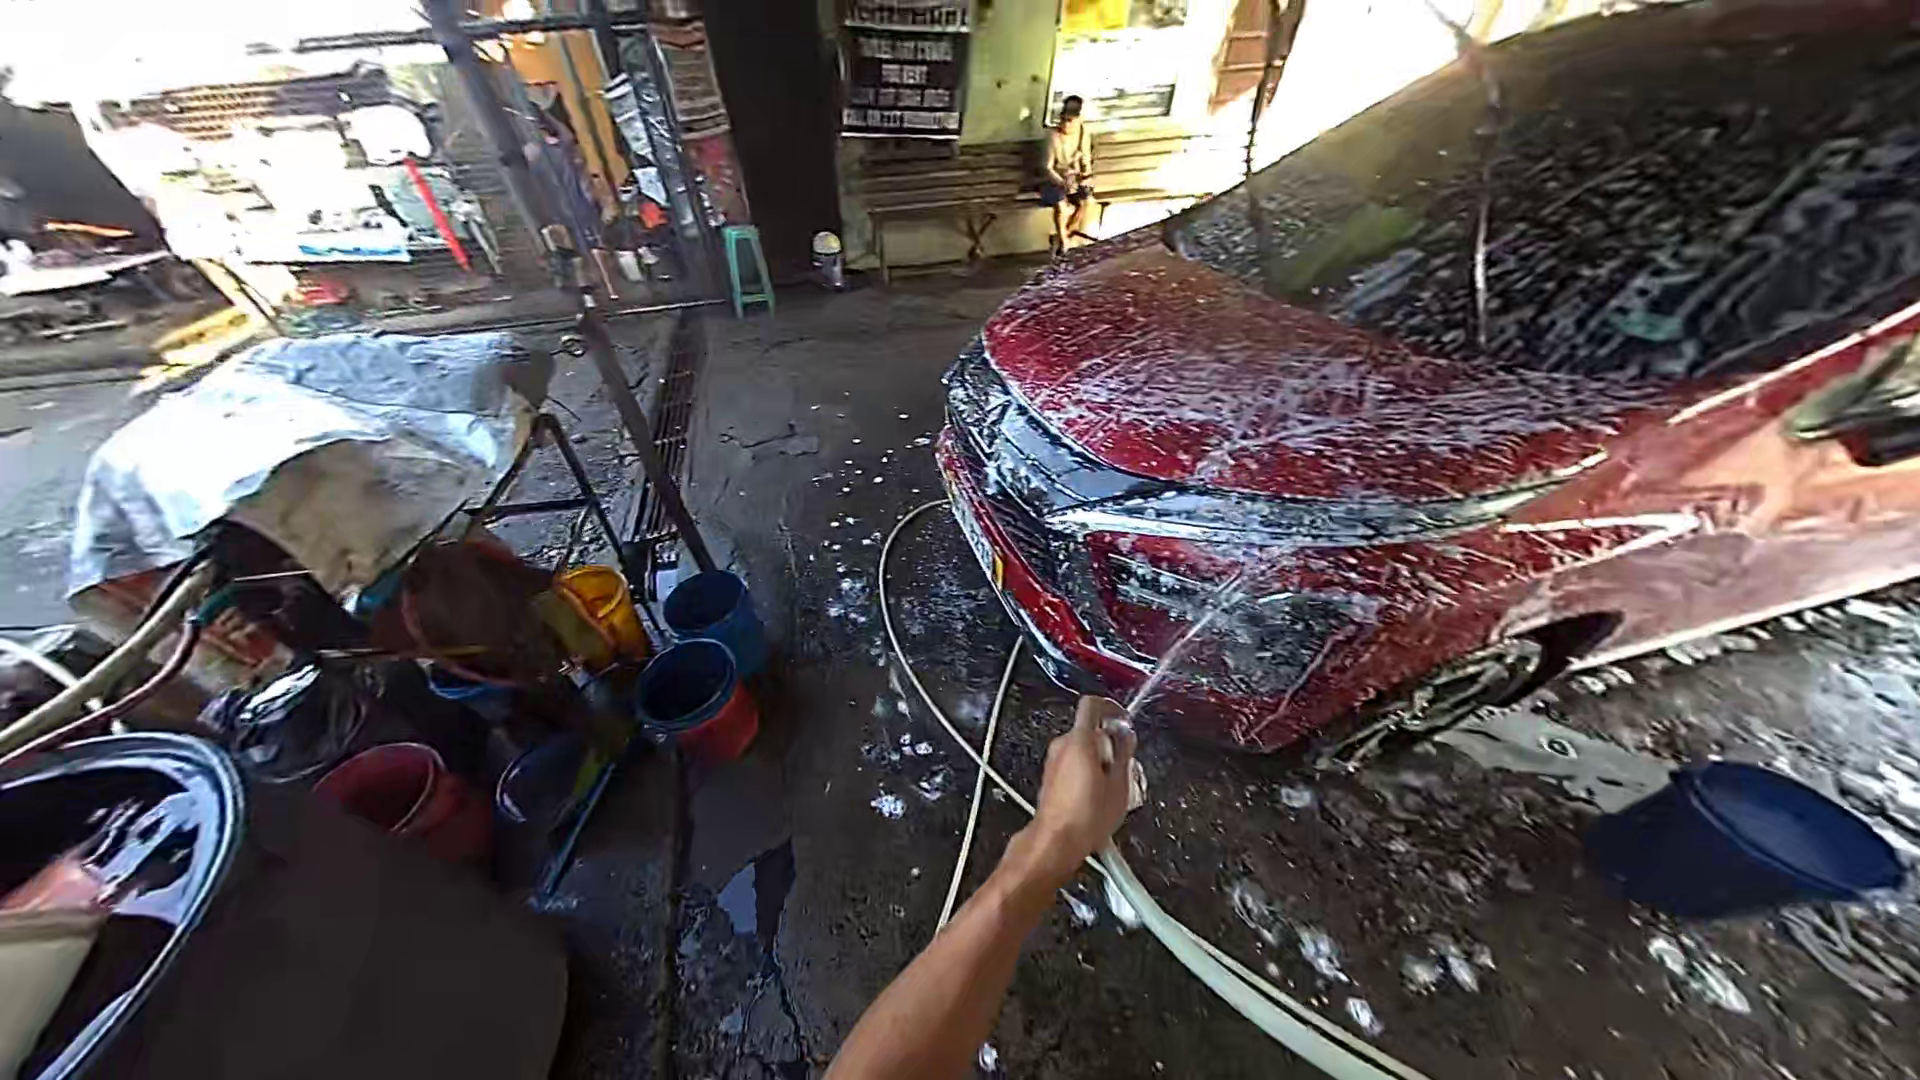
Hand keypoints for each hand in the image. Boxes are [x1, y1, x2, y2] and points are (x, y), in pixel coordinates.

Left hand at [1013, 696, 1136, 887]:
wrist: (1056, 840)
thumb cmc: (1087, 816)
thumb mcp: (1119, 785)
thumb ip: (1124, 754)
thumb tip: (1126, 737)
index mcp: (1079, 740)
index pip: (1091, 705)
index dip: (1110, 707)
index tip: (1123, 719)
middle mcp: (1062, 745)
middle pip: (1089, 730)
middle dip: (1109, 743)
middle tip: (1124, 765)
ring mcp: (1053, 759)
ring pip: (1081, 747)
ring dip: (1099, 759)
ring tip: (1112, 786)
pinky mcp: (1050, 775)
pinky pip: (1072, 761)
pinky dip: (1086, 769)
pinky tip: (1097, 794)